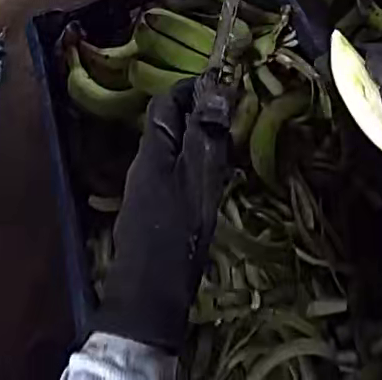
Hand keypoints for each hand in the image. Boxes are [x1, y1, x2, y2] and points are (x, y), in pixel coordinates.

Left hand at [94, 81, 231, 351]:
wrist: (149, 296)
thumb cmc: (177, 228)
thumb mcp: (199, 173)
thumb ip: (206, 129)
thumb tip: (215, 85)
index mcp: (153, 147)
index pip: (168, 99)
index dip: (194, 88)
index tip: (226, 87)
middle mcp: (146, 161)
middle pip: (172, 123)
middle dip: (202, 113)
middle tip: (236, 117)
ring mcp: (148, 186)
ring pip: (177, 147)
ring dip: (203, 140)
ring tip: (233, 145)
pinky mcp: (155, 208)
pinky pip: (178, 170)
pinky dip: (199, 164)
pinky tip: (219, 178)